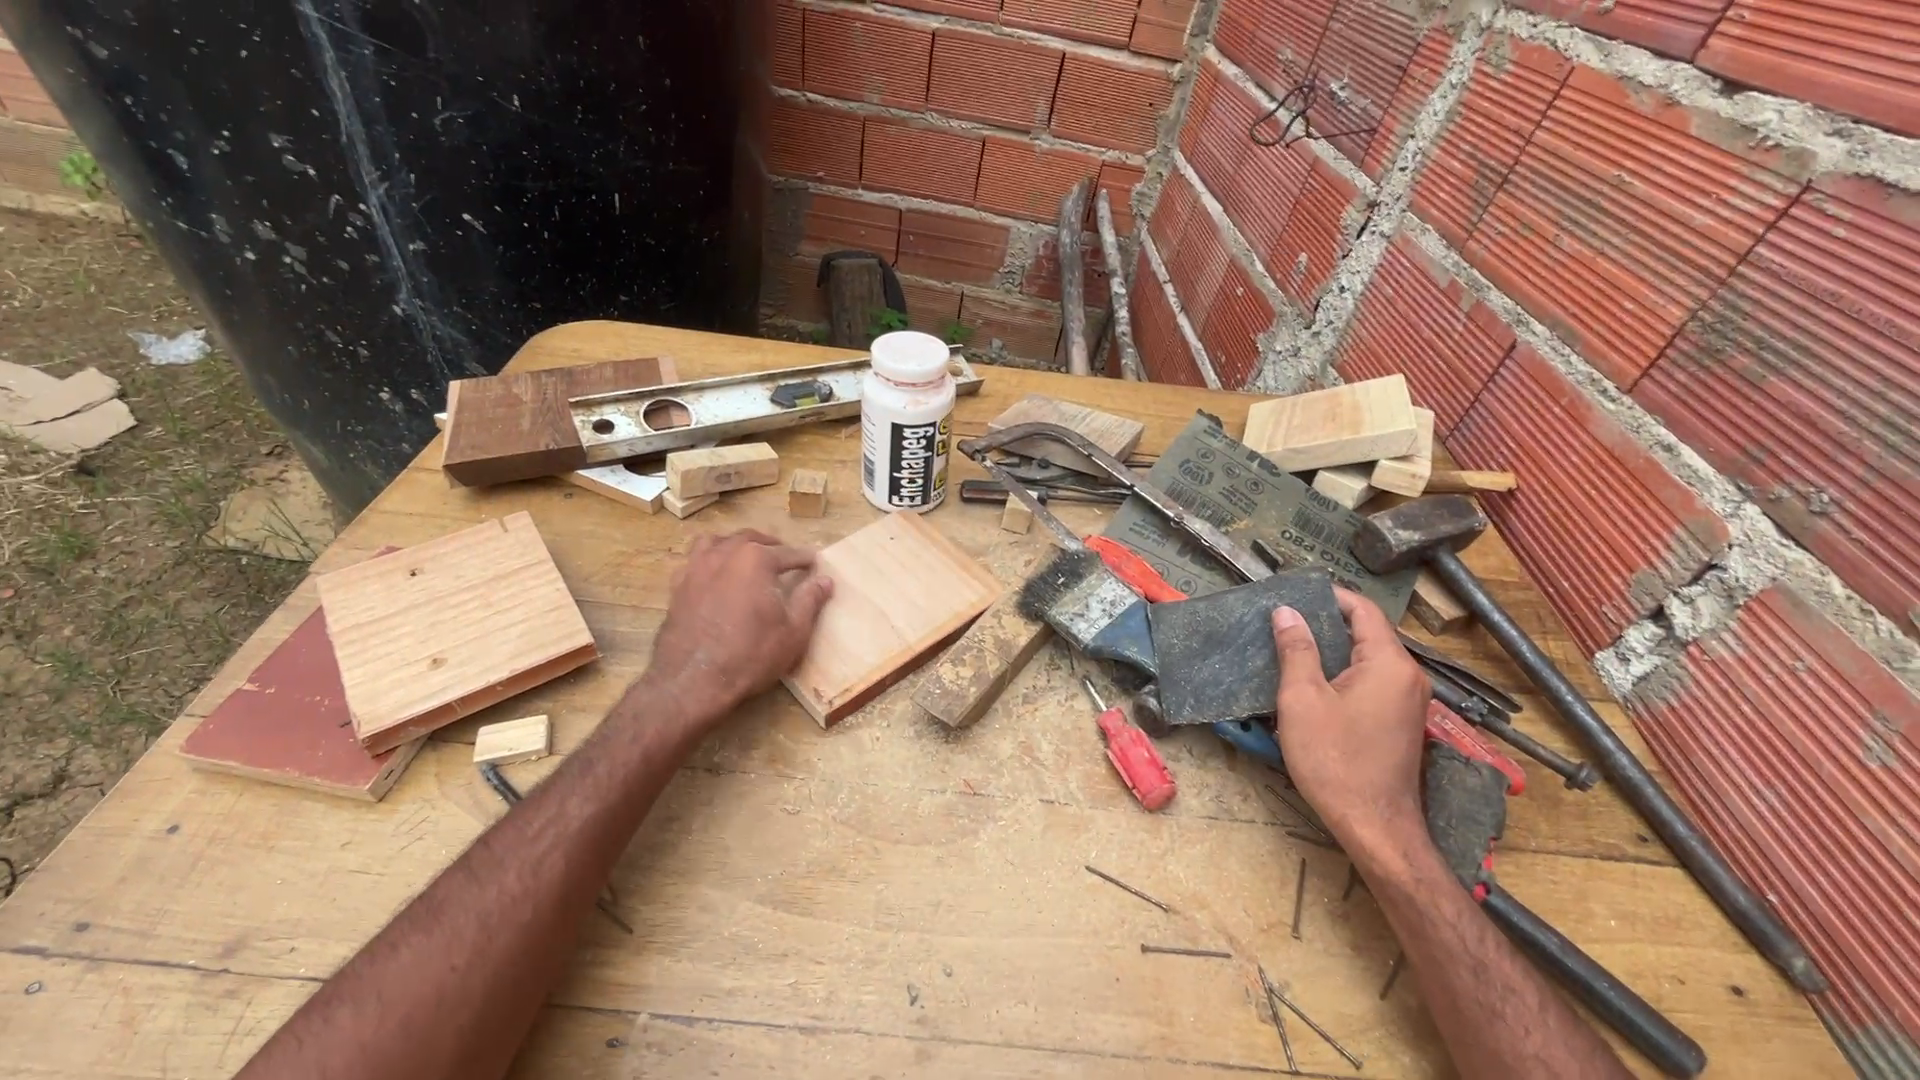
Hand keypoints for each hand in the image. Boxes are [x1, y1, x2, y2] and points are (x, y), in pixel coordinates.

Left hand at [642, 529, 833, 723]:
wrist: (692, 680)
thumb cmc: (750, 655)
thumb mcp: (793, 631)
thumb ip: (810, 600)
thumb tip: (825, 580)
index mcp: (756, 560)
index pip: (787, 553)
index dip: (804, 559)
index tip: (813, 562)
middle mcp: (724, 554)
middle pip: (750, 539)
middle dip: (770, 545)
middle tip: (783, 556)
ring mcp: (696, 568)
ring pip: (716, 542)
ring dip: (734, 544)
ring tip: (744, 555)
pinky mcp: (677, 587)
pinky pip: (694, 561)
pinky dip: (709, 561)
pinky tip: (714, 576)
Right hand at [1270, 589, 1430, 848]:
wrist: (1375, 826)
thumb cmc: (1335, 760)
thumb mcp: (1303, 700)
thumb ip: (1296, 651)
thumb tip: (1287, 612)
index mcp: (1389, 663)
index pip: (1363, 610)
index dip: (1329, 597)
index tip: (1293, 594)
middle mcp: (1408, 676)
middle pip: (1368, 633)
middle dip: (1327, 623)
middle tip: (1284, 621)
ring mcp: (1409, 702)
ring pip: (1369, 660)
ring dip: (1333, 651)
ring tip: (1291, 649)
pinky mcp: (1401, 723)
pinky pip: (1372, 683)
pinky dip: (1344, 675)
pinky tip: (1313, 685)